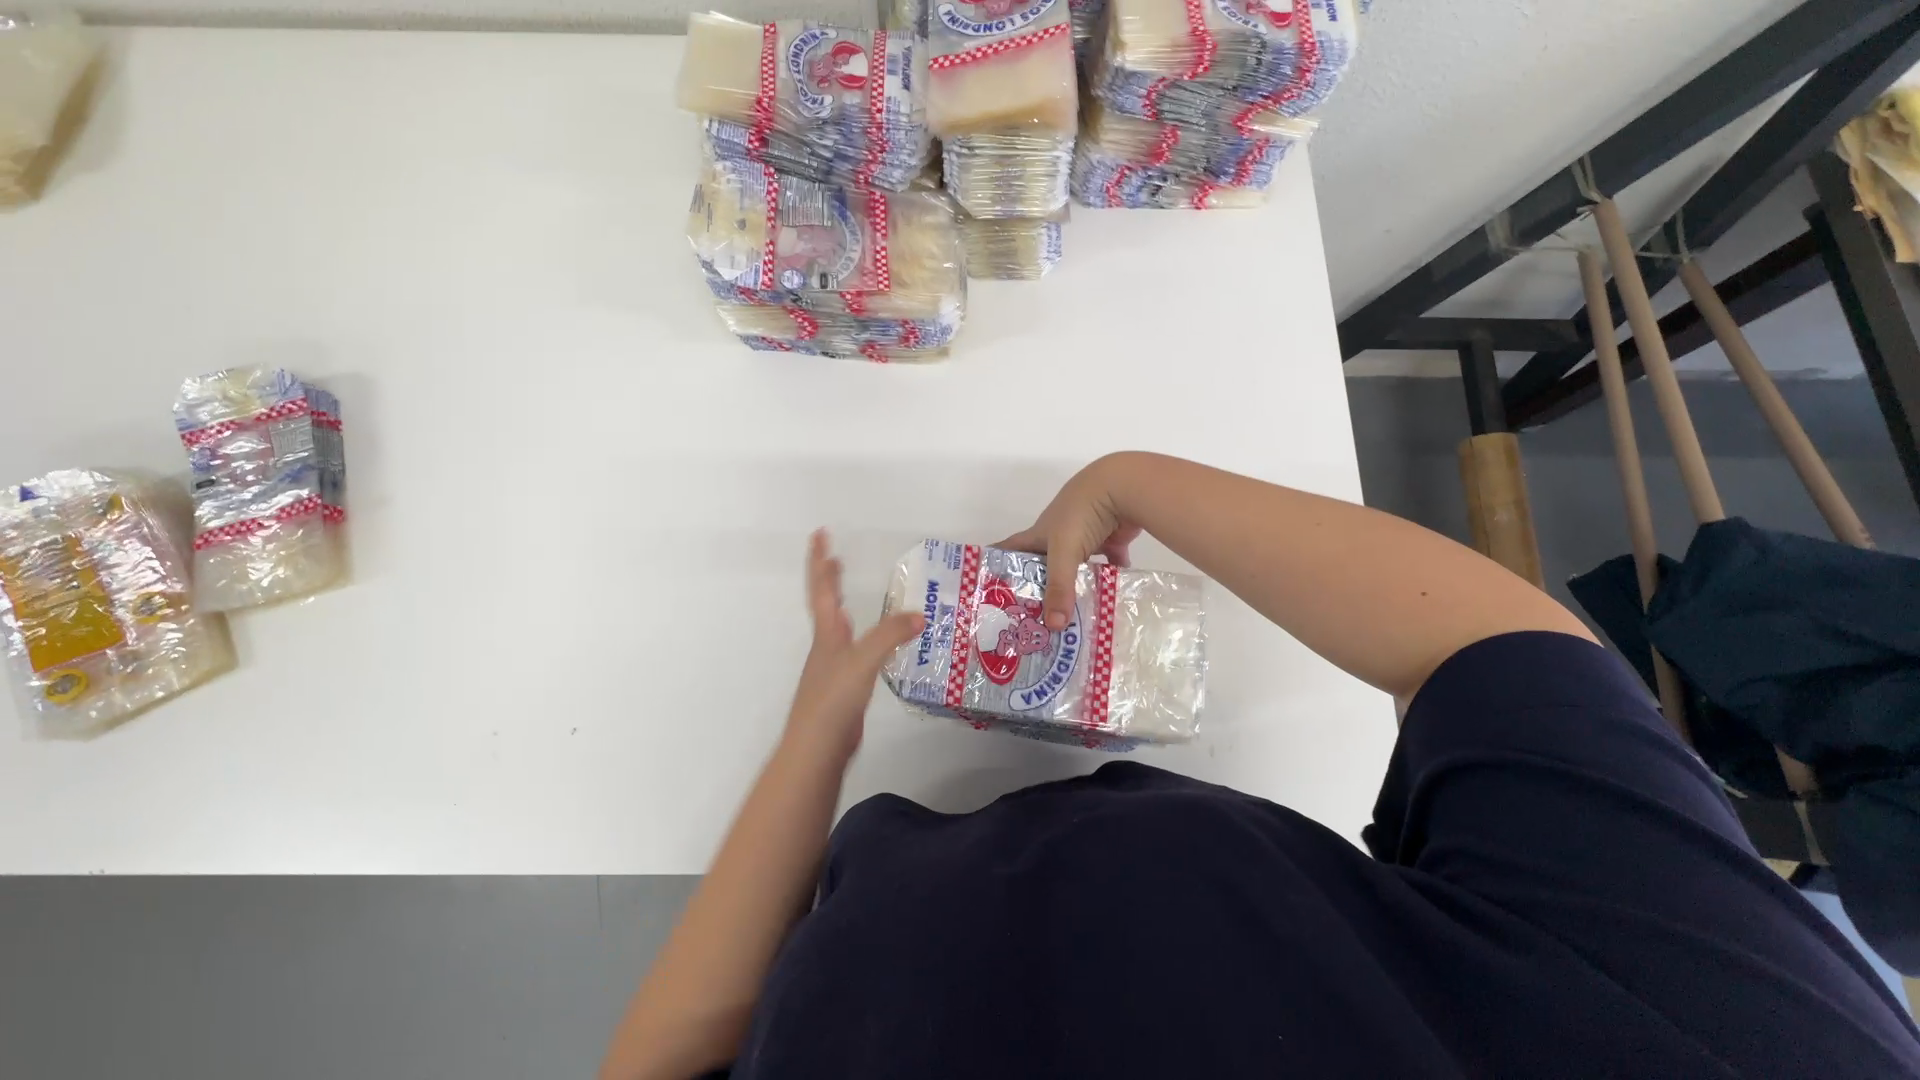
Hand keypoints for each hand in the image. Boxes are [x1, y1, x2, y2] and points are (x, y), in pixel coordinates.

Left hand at [784, 530, 924, 763]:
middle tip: (835, 558)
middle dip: (830, 581)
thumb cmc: (833, 699)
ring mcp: (832, 669)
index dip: (820, 562)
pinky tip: (869, 646)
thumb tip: (919, 615)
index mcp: (827, 634)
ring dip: (842, 607)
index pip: (822, 590)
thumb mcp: (864, 661)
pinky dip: (860, 638)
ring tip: (852, 595)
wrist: (816, 747)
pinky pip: (852, 652)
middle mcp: (826, 647)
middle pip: (825, 606)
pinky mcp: (842, 689)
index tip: (819, 534)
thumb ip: (890, 636)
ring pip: (837, 629)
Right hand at [994, 454, 1143, 630]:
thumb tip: (1054, 626)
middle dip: (1039, 588)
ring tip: (1071, 614)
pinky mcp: (1111, 538)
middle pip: (1043, 565)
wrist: (1122, 486)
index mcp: (1039, 533)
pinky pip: (1109, 564)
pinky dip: (1110, 578)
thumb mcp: (1064, 551)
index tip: (986, 588)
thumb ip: (1059, 588)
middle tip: (1032, 617)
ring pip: (1078, 567)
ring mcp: (1086, 535)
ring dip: (1076, 585)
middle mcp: (1059, 535)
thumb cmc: (1081, 514)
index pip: (1010, 550)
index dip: (996, 565)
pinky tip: (1109, 599)